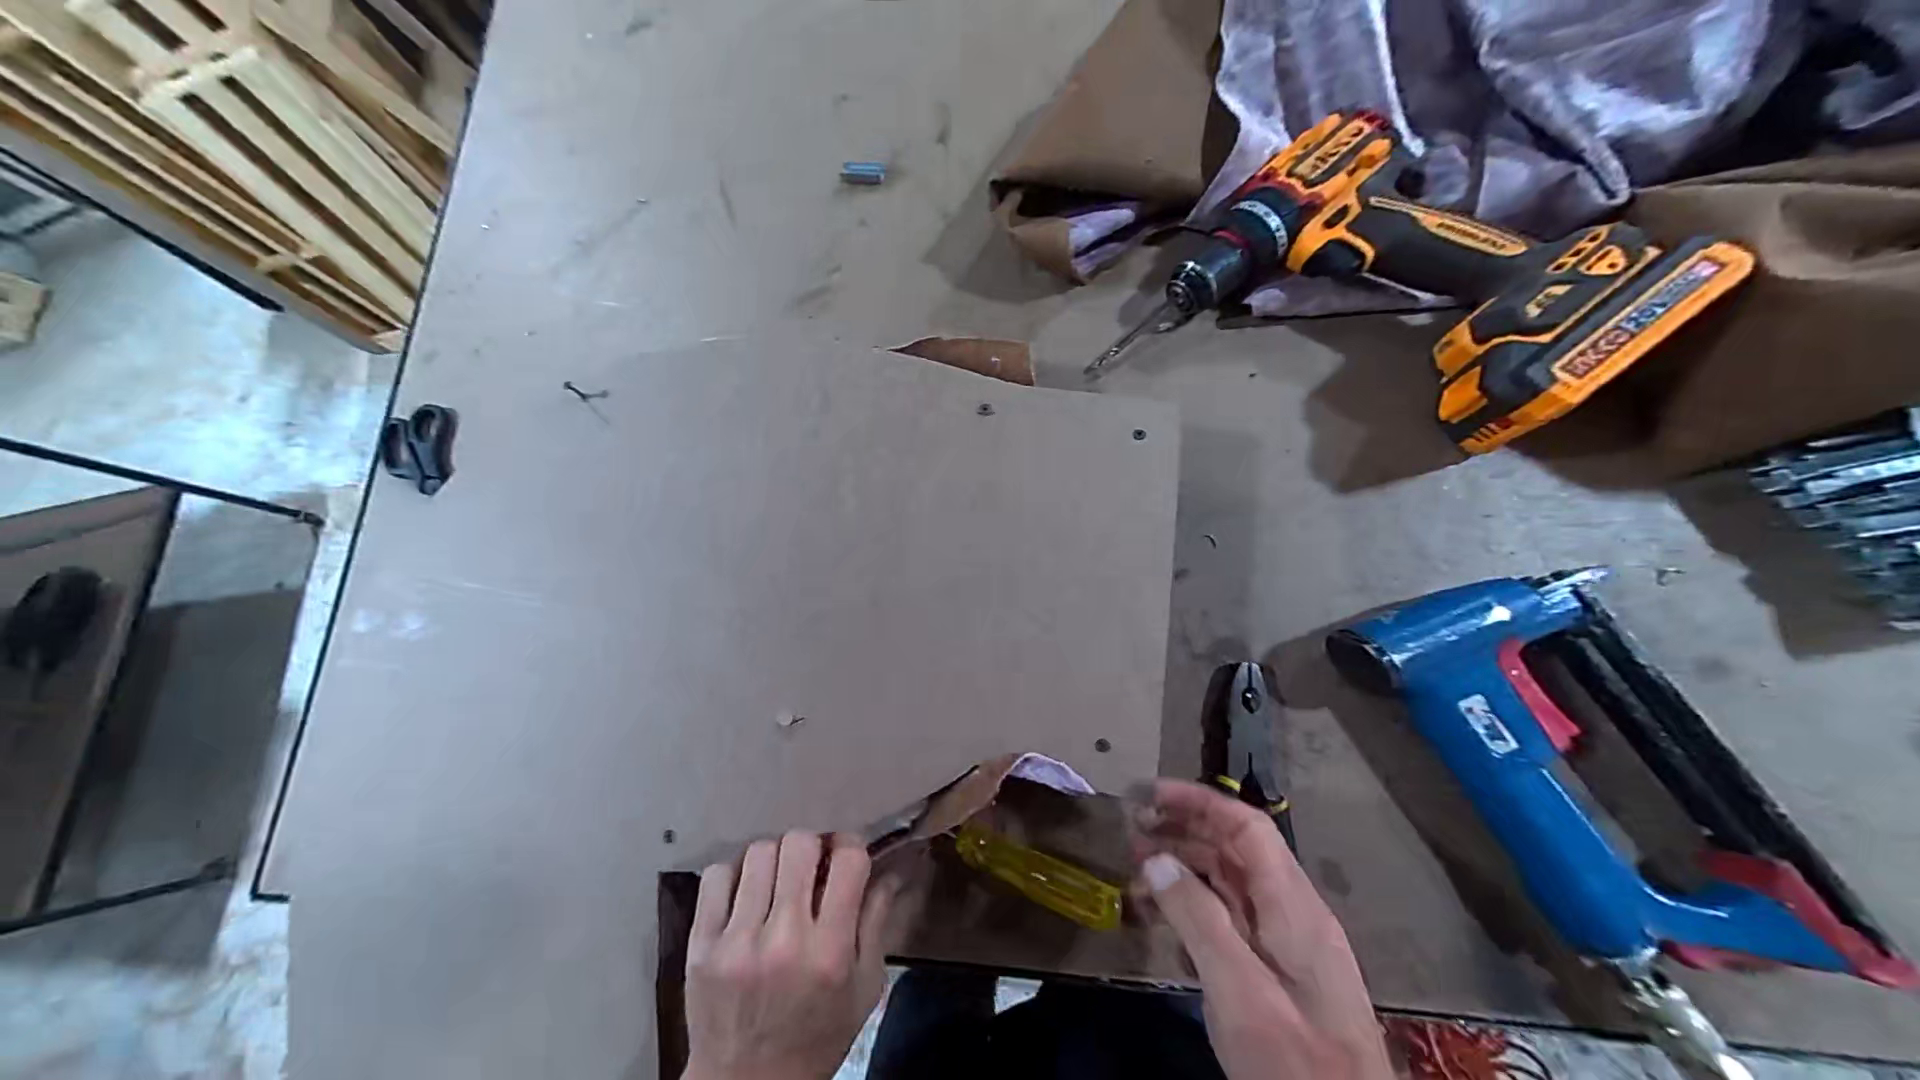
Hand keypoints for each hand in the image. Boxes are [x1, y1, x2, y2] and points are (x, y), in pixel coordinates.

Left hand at [684, 831, 895, 1079]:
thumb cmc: (817, 1037)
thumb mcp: (864, 988)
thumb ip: (876, 922)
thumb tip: (891, 868)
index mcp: (829, 951)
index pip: (848, 860)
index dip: (850, 847)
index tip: (846, 859)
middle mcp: (783, 939)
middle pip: (799, 843)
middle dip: (812, 847)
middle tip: (812, 867)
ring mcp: (736, 942)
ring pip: (759, 852)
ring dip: (775, 858)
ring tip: (778, 881)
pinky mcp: (700, 946)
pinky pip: (716, 875)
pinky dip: (735, 873)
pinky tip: (747, 893)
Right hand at [1134, 780, 1391, 1079]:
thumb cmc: (1295, 1063)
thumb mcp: (1239, 991)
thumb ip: (1198, 919)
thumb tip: (1156, 860)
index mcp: (1294, 906)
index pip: (1247, 828)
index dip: (1200, 802)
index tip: (1151, 794)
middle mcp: (1294, 913)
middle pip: (1237, 850)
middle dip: (1184, 831)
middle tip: (1133, 831)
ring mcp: (1287, 944)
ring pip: (1231, 884)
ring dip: (1185, 868)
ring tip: (1137, 869)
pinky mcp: (1277, 972)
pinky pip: (1232, 919)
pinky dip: (1195, 906)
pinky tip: (1163, 918)